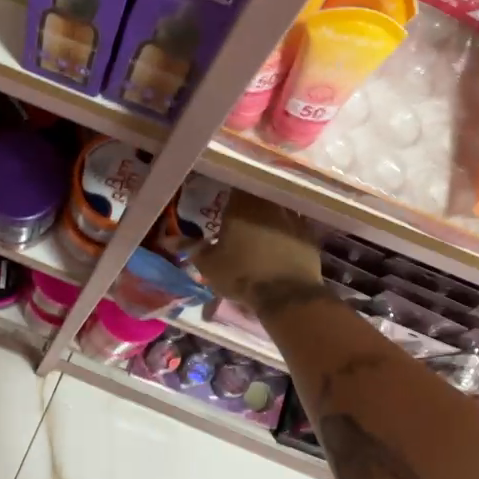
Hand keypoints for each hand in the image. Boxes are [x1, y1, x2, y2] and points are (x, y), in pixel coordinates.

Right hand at [192, 193, 321, 311]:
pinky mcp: (309, 233)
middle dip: (249, 201)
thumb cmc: (241, 275)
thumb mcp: (209, 265)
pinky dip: (286, 228)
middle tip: (239, 212)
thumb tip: (169, 239)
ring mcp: (293, 216)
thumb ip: (191, 248)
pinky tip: (280, 239)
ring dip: (269, 213)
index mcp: (242, 204)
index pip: (234, 183)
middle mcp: (268, 203)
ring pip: (278, 206)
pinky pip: (295, 223)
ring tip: (260, 224)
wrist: (286, 294)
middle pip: (258, 193)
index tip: (221, 195)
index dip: (227, 189)